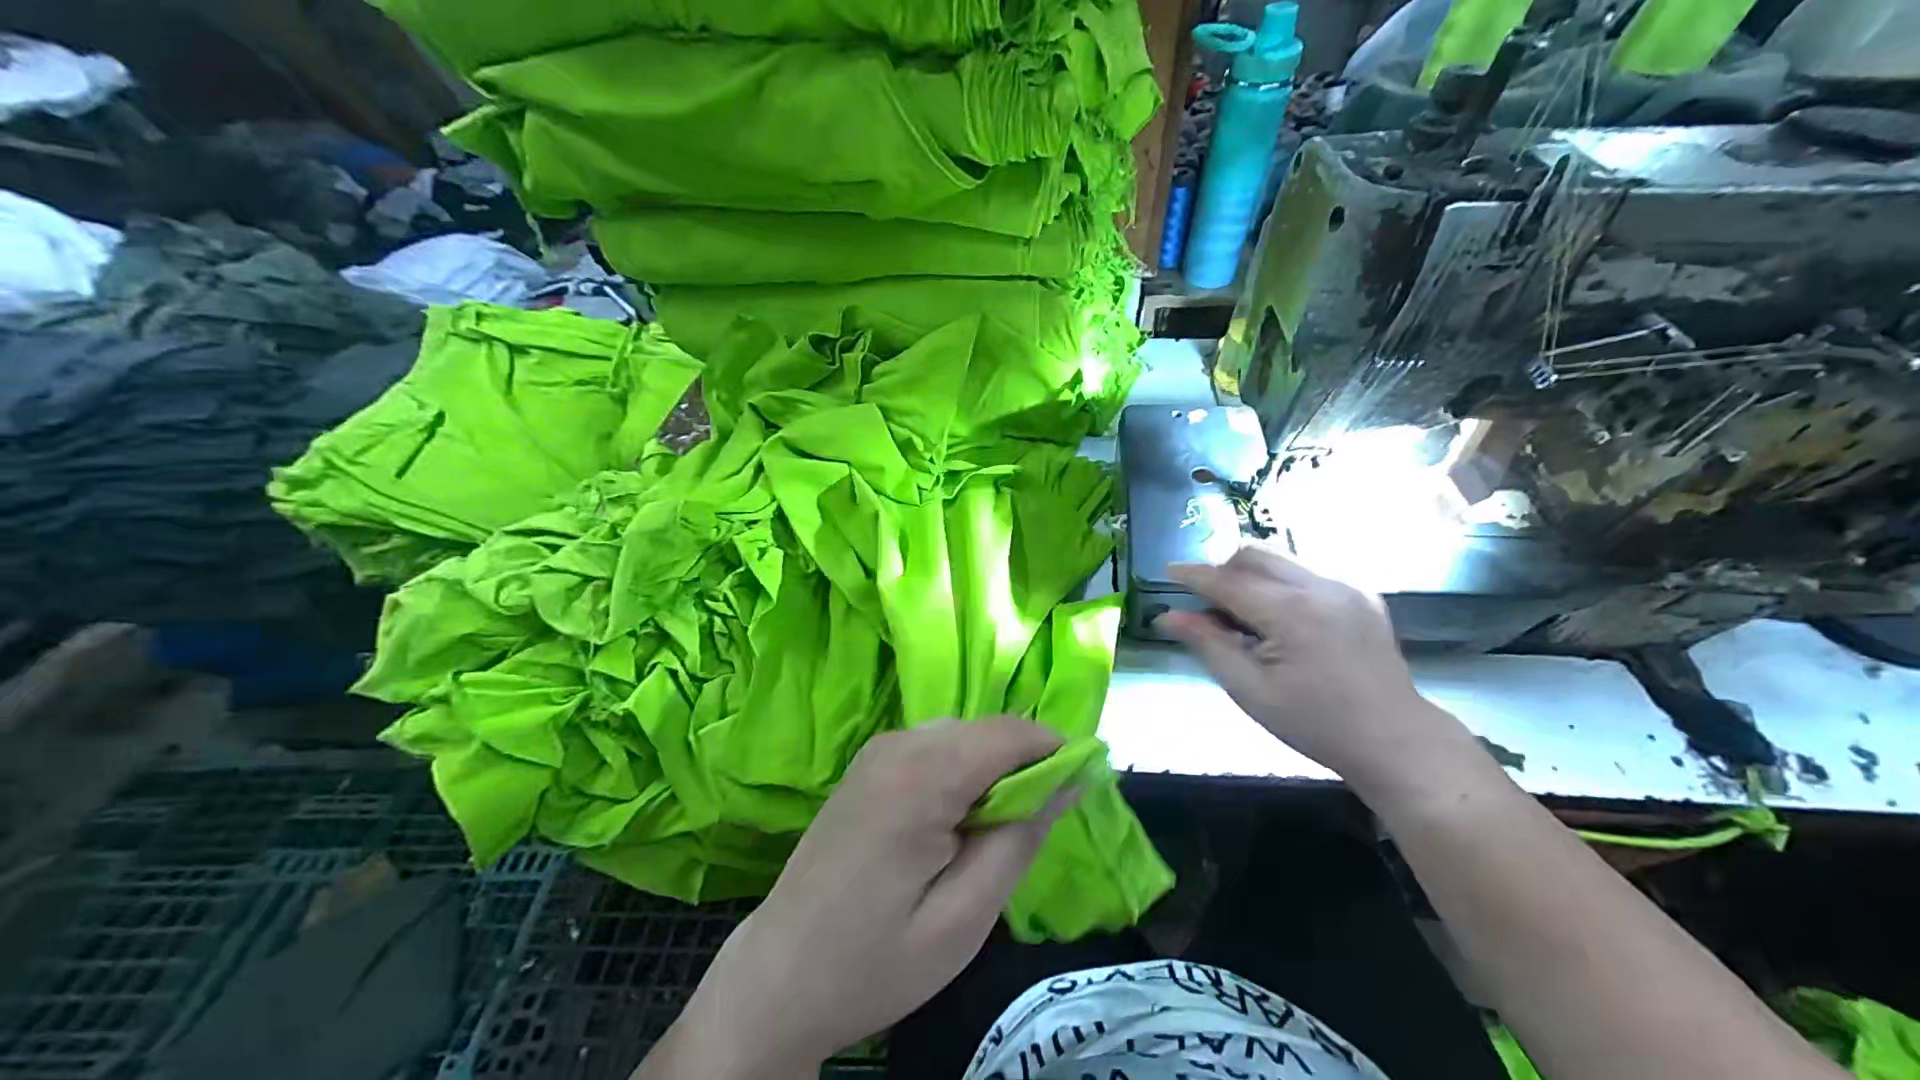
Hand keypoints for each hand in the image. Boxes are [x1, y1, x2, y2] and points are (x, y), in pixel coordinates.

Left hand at [636, 718, 1075, 1079]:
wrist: (779, 978)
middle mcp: (896, 745)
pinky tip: (952, 828)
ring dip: (991, 773)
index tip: (1077, 795)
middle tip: (1028, 835)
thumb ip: (1021, 835)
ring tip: (989, 839)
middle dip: (1022, 767)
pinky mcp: (867, 767)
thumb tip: (1071, 777)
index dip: (1055, 753)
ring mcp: (876, 752)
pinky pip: (934, 750)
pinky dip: (960, 775)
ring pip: (962, 737)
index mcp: (920, 775)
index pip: (1011, 733)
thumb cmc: (876, 960)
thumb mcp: (966, 915)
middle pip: (986, 731)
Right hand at [1159, 546, 1473, 792]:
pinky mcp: (1361, 594)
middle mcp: (1321, 586)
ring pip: (1281, 560)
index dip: (1193, 575)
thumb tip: (1167, 616)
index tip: (1167, 571)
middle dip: (1223, 572)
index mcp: (1292, 612)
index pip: (1228, 580)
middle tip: (1208, 607)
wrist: (1395, 740)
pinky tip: (1279, 621)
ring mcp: (1346, 587)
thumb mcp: (1250, 690)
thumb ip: (1208, 645)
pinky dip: (1279, 584)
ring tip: (1244, 618)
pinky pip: (1306, 572)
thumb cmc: (1315, 724)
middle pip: (1255, 556)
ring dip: (1251, 576)